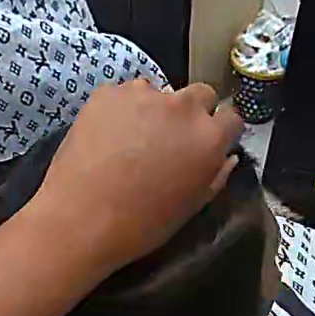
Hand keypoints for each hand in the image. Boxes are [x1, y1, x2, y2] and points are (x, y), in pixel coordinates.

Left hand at [33, 79, 242, 271]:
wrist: (82, 218)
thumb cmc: (144, 223)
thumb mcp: (192, 207)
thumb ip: (216, 176)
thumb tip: (227, 157)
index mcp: (209, 137)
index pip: (232, 118)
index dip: (222, 132)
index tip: (211, 145)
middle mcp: (182, 107)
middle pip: (201, 94)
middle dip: (194, 113)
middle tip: (174, 141)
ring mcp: (144, 94)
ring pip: (161, 92)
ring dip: (157, 110)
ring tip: (136, 141)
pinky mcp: (109, 93)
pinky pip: (126, 96)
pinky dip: (124, 111)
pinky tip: (111, 138)